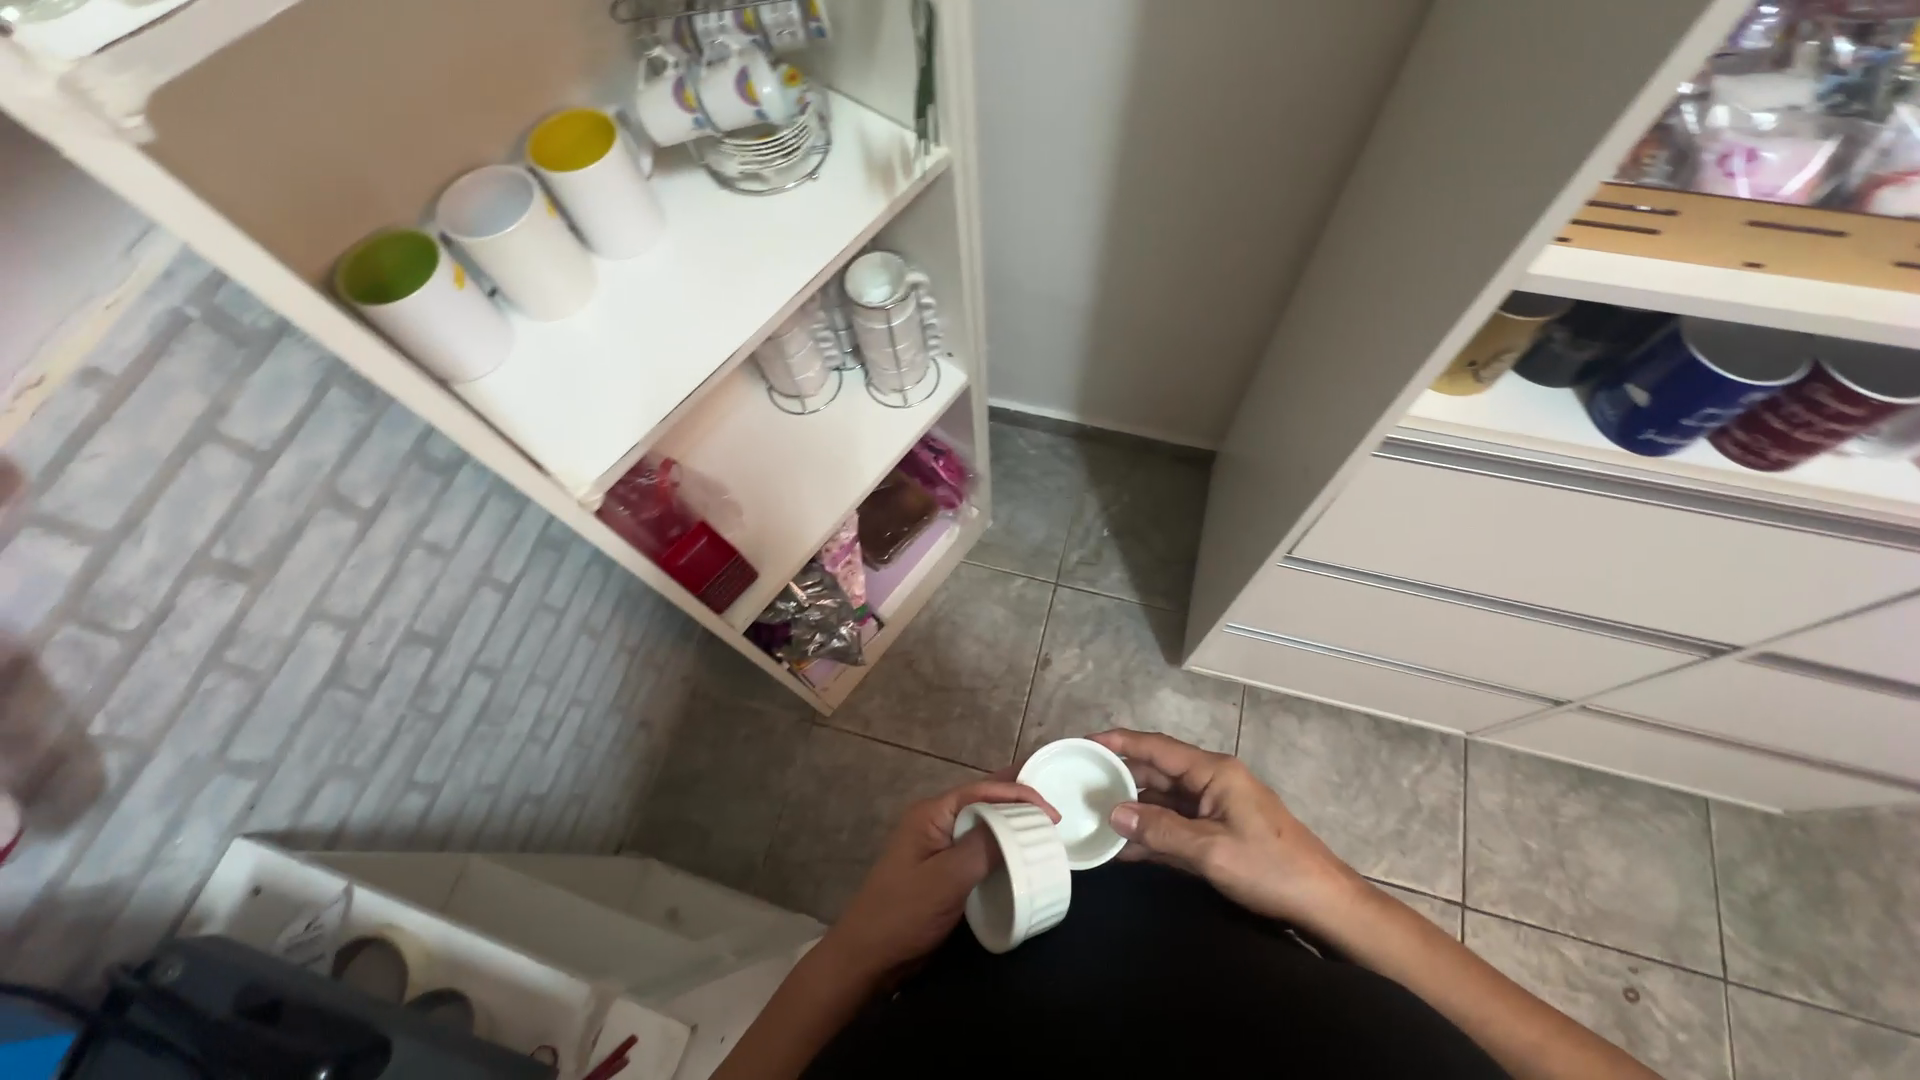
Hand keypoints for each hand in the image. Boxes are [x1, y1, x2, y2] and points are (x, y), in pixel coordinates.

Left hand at [818, 777, 1058, 983]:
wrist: (869, 957)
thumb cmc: (904, 913)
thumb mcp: (947, 878)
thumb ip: (982, 847)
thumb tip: (1015, 824)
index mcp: (931, 813)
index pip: (981, 790)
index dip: (1019, 795)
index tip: (1053, 813)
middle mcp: (935, 823)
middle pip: (983, 802)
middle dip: (1018, 804)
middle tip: (1055, 818)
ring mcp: (938, 847)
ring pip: (982, 826)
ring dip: (1011, 827)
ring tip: (1045, 834)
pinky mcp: (943, 871)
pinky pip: (978, 850)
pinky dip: (1001, 849)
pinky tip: (1021, 858)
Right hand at [1089, 729, 1364, 930]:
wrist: (1323, 902)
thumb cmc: (1270, 868)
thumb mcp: (1210, 850)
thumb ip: (1159, 830)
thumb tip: (1114, 813)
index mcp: (1214, 772)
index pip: (1157, 747)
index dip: (1119, 742)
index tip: (1085, 741)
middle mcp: (1212, 782)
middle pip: (1157, 772)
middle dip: (1120, 776)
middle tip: (1079, 782)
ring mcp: (1215, 808)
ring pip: (1163, 800)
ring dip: (1132, 808)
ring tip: (1091, 814)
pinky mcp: (1218, 833)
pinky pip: (1175, 825)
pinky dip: (1150, 833)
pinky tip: (1122, 847)